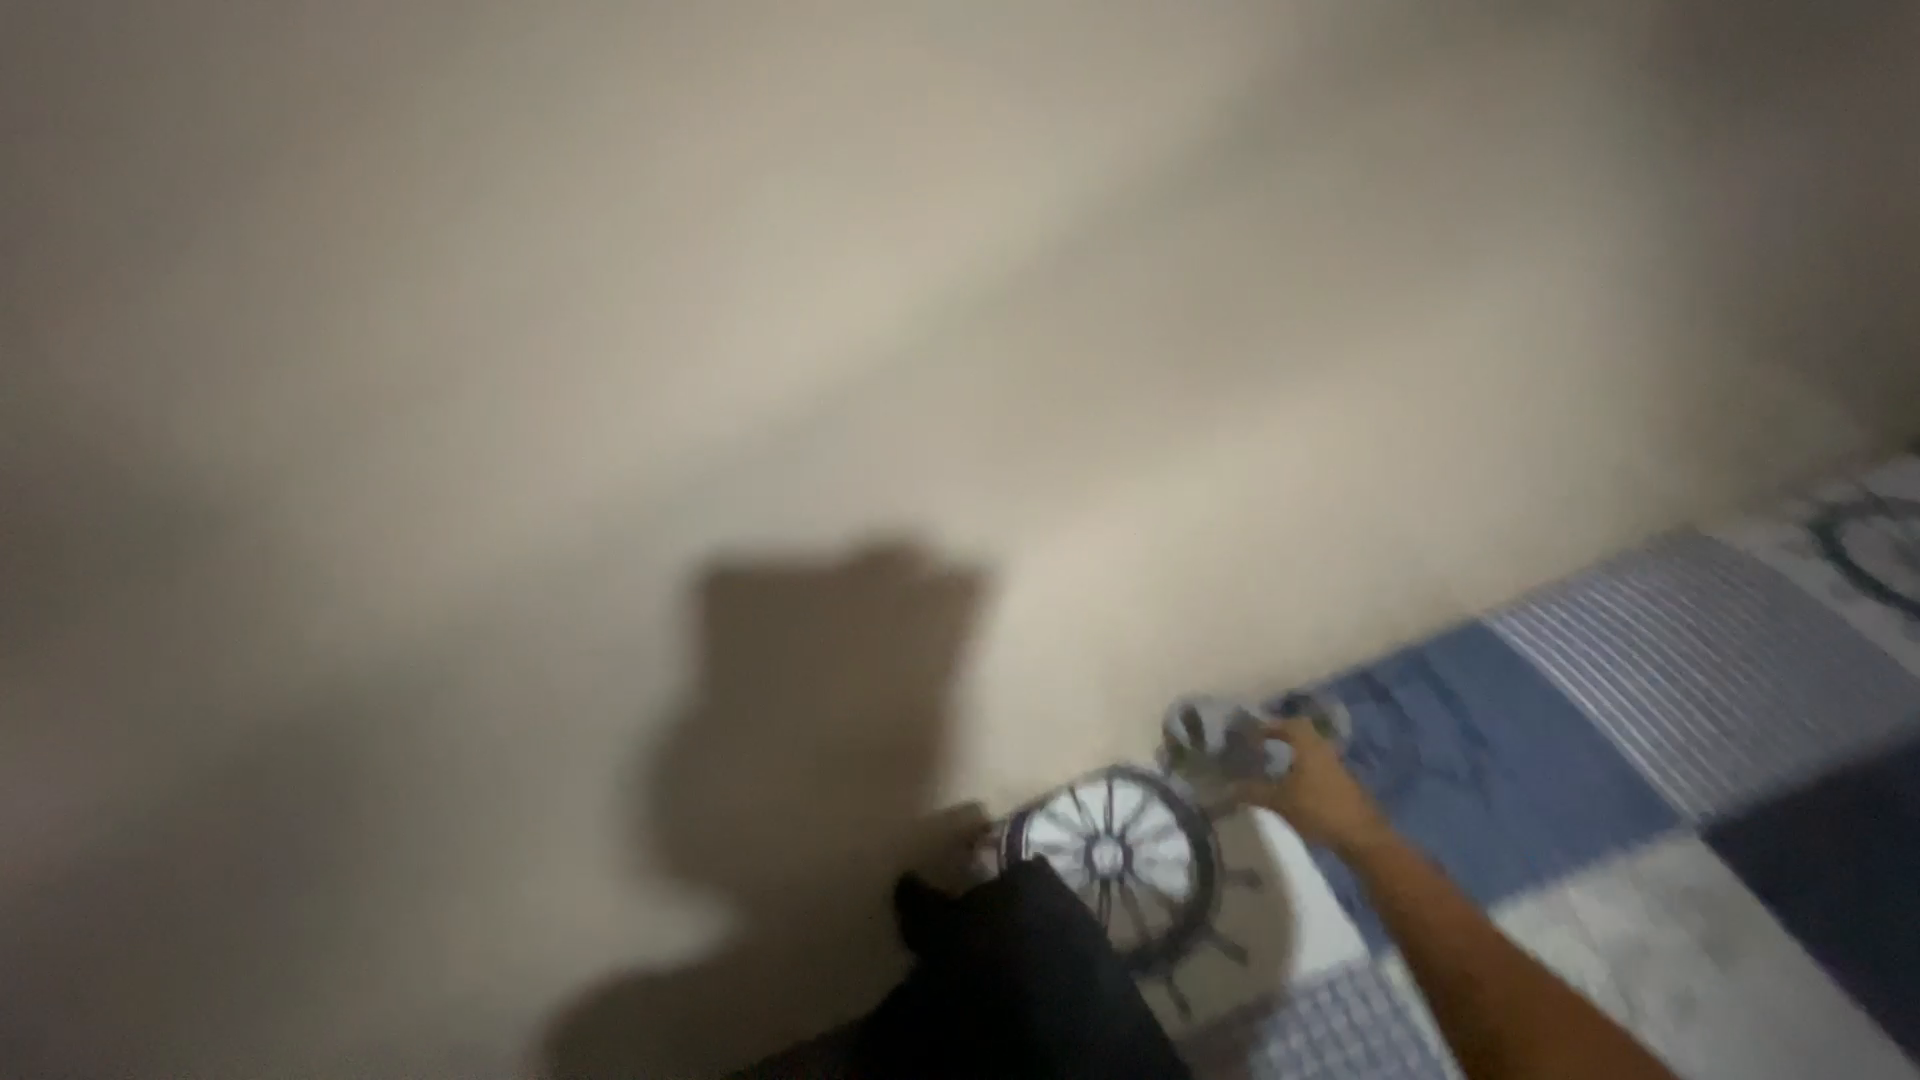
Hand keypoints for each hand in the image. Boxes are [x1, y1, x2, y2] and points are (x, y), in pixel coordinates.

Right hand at [1235, 716, 1392, 858]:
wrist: (1362, 837)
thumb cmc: (1318, 810)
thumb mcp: (1279, 802)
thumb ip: (1253, 792)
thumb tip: (1227, 788)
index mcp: (1309, 747)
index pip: (1291, 724)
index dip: (1272, 725)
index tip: (1254, 734)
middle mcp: (1325, 751)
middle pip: (1304, 735)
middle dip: (1283, 738)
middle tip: (1263, 747)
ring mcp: (1338, 768)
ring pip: (1313, 752)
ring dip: (1296, 755)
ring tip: (1275, 767)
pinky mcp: (1345, 785)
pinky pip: (1321, 768)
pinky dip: (1306, 770)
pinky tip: (1295, 787)